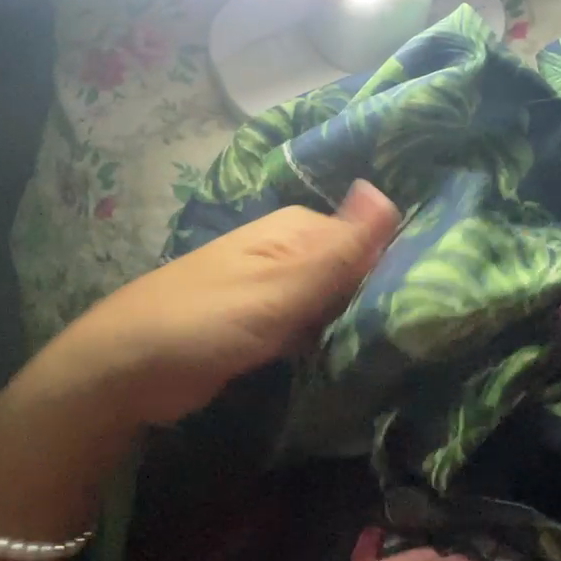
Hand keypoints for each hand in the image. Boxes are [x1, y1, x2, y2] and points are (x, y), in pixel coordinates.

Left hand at [0, 183, 400, 560]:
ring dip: (362, 319)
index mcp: (299, 227)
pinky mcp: (268, 323)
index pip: (372, 238)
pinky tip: (360, 358)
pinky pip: (317, 323)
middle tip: (427, 332)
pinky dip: (335, 337)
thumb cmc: (204, 320)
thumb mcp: (278, 288)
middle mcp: (293, 249)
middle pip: (358, 267)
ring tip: (406, 347)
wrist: (123, 370)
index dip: (404, 263)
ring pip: (339, 298)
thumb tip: (385, 189)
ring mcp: (279, 286)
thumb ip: (337, 248)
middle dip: (386, 293)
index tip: (438, 301)